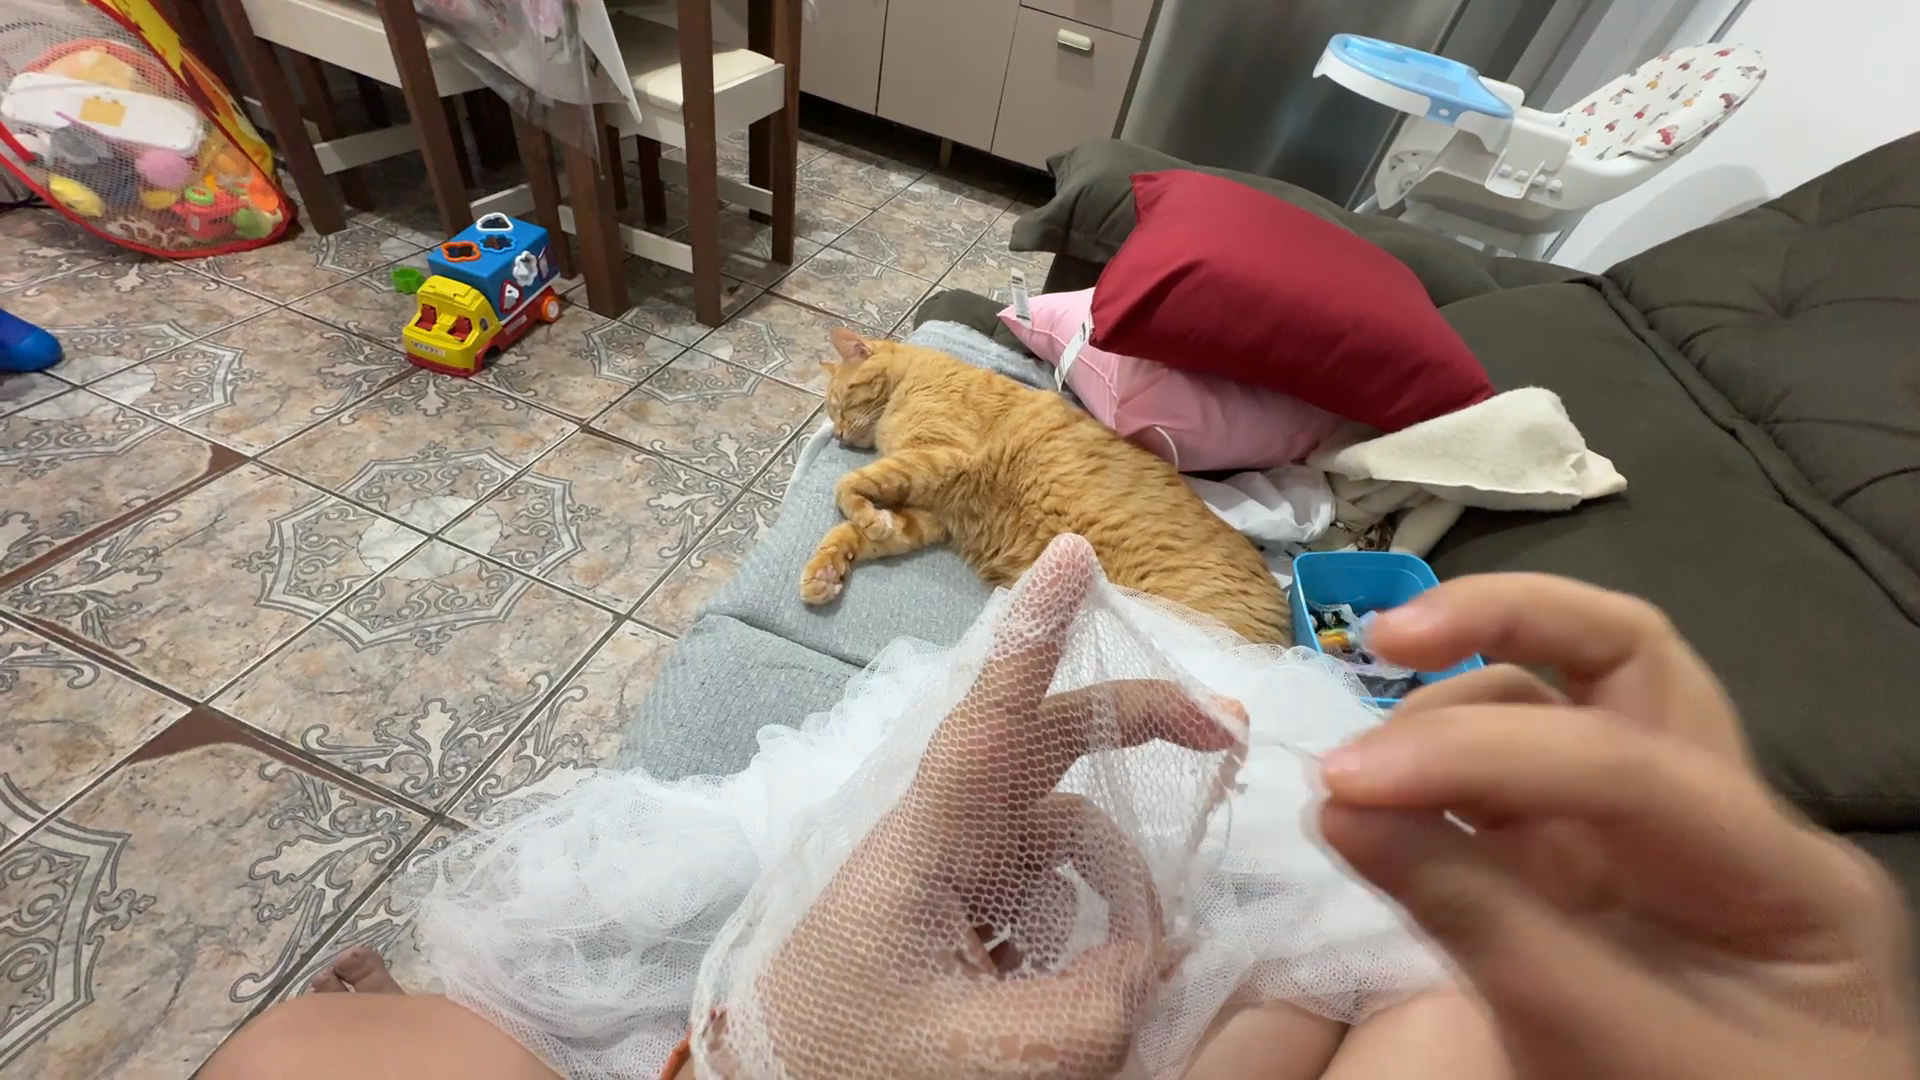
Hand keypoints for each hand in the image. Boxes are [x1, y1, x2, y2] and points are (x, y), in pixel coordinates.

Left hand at [718, 535, 1240, 1078]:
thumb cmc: (846, 1061)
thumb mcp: (981, 1055)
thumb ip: (1091, 1007)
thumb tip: (1156, 949)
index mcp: (929, 838)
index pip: (989, 715)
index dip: (1035, 632)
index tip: (1074, 554)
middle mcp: (949, 826)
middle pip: (1050, 741)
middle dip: (1136, 720)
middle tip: (1229, 734)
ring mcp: (962, 859)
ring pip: (1069, 824)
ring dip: (1124, 874)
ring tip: (1147, 955)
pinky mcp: (969, 895)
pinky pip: (1055, 876)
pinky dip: (1098, 909)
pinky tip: (1111, 968)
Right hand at [1318, 574, 1919, 1079]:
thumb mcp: (1595, 1045)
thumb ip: (1471, 917)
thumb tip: (1337, 808)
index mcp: (1772, 871)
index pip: (1617, 764)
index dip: (1466, 756)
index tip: (1341, 785)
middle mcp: (1713, 810)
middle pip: (1622, 650)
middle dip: (1498, 618)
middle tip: (1387, 633)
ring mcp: (1631, 814)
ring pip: (1547, 689)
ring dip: (1444, 703)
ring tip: (1365, 768)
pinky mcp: (1560, 832)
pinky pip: (1493, 753)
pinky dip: (1429, 749)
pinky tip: (1384, 783)